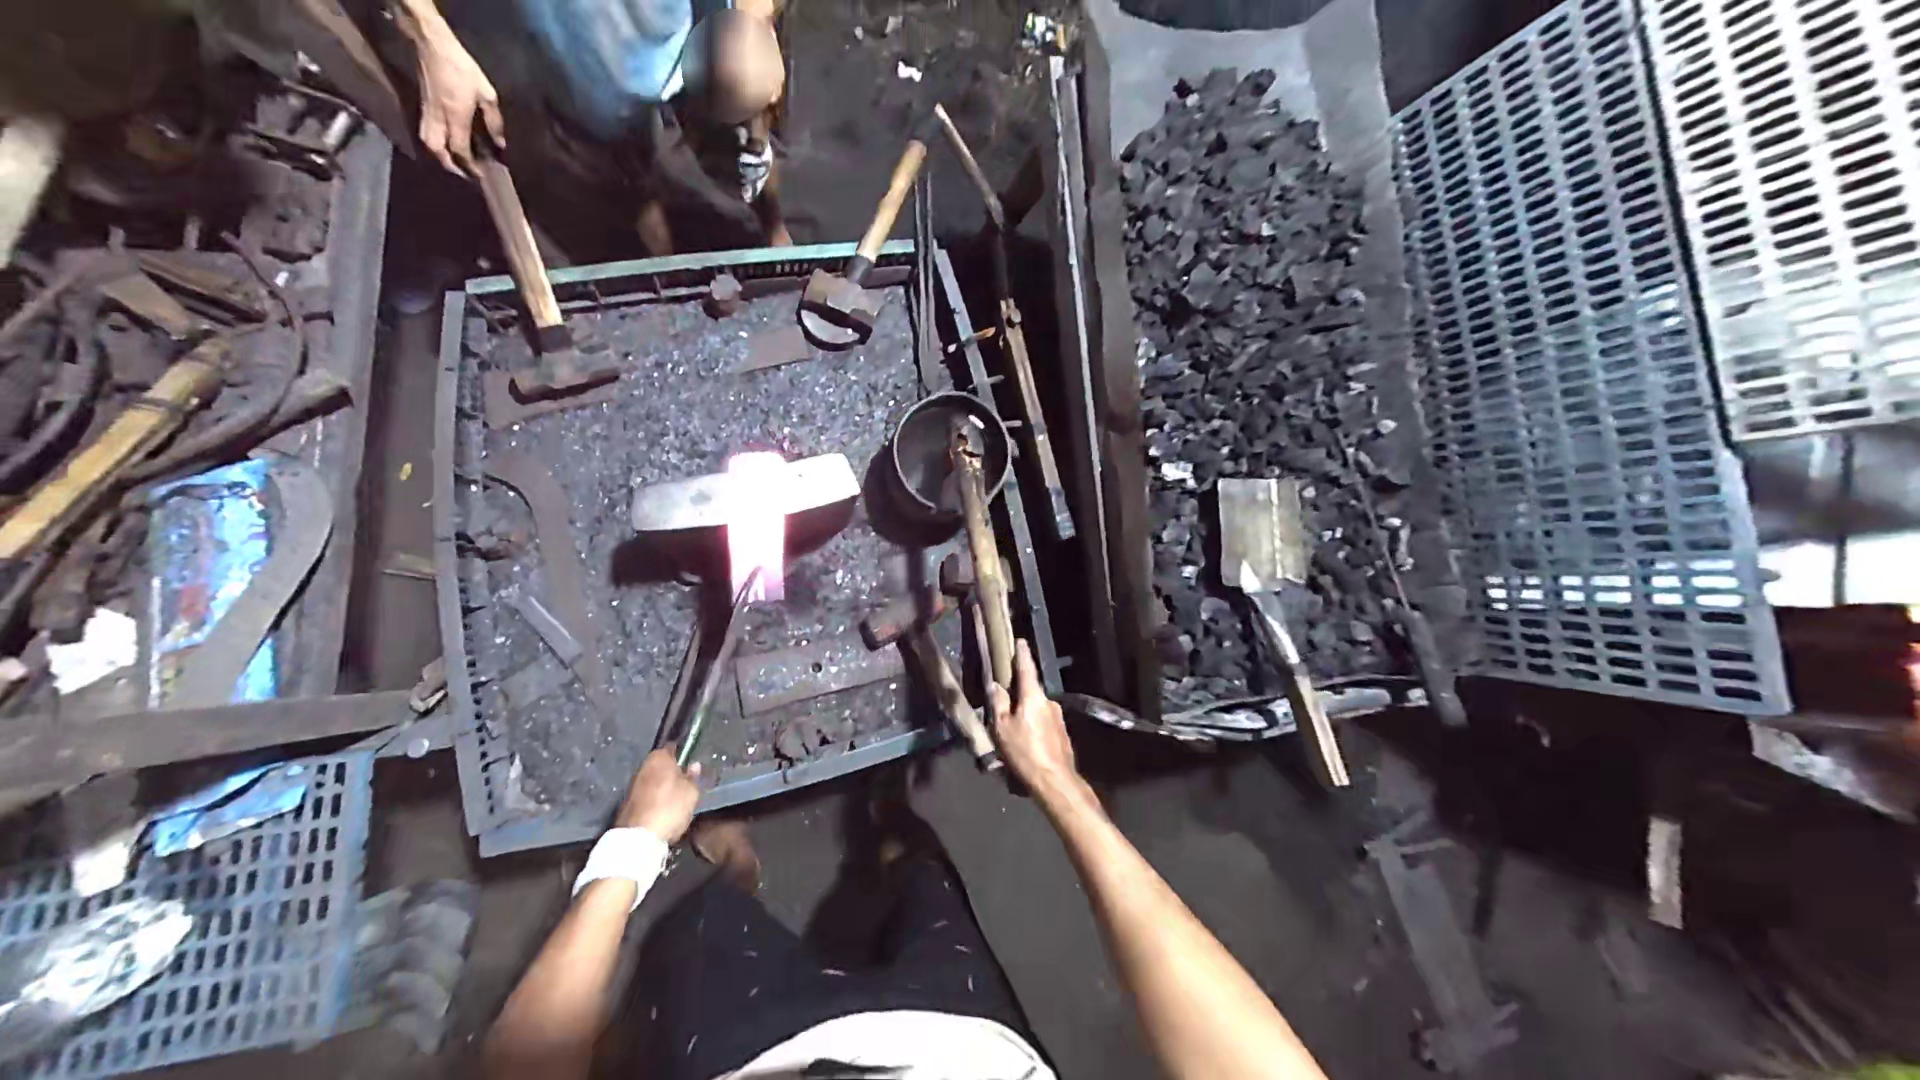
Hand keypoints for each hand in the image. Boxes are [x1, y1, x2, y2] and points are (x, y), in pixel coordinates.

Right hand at [414, 25, 503, 173]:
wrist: (431, 42)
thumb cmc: (461, 67)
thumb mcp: (487, 94)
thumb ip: (495, 121)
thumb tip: (500, 144)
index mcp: (456, 116)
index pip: (459, 149)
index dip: (469, 165)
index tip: (481, 175)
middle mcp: (438, 117)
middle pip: (437, 149)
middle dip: (450, 166)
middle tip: (465, 174)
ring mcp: (427, 110)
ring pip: (427, 140)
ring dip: (439, 155)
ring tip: (455, 163)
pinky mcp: (422, 104)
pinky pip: (425, 130)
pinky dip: (435, 142)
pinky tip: (447, 145)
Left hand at [616, 748, 701, 842]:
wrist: (639, 838)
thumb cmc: (670, 807)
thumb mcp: (692, 791)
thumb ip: (693, 777)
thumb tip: (693, 765)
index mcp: (658, 757)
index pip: (673, 748)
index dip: (684, 754)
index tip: (692, 764)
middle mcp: (642, 767)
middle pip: (662, 766)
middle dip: (672, 773)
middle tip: (687, 784)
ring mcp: (632, 786)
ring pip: (654, 782)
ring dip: (663, 788)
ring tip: (677, 800)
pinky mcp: (627, 804)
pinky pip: (646, 797)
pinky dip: (654, 801)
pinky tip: (663, 811)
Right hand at [988, 640, 1086, 806]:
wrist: (1055, 780)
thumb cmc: (1025, 752)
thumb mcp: (1002, 728)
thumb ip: (998, 703)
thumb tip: (996, 685)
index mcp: (1034, 696)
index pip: (1026, 668)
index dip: (1021, 653)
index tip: (1020, 641)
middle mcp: (1049, 702)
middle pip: (1031, 690)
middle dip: (1018, 692)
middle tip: (1004, 699)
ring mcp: (1058, 717)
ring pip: (1036, 708)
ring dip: (1025, 712)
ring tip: (1012, 729)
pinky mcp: (1061, 733)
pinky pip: (1042, 722)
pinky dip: (1032, 725)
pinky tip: (1025, 741)